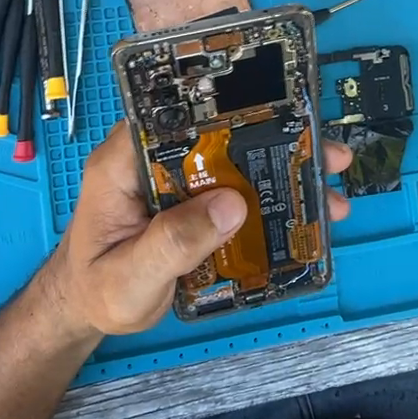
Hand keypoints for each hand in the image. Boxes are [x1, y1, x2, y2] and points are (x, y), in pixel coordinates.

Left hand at [42, 123, 352, 336]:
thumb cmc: (95, 292)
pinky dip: (270, 194)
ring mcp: (174, 175)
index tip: (275, 110)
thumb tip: (232, 203)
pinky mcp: (191, 196)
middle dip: (274, 137)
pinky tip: (305, 210)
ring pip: (233, 157)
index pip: (173, 116)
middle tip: (326, 152)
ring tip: (331, 181)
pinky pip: (235, 185)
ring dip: (282, 166)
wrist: (86, 310)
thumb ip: (173, 243)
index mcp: (124, 161)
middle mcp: (151, 157)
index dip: (223, 108)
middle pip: (216, 133)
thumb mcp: (129, 278)